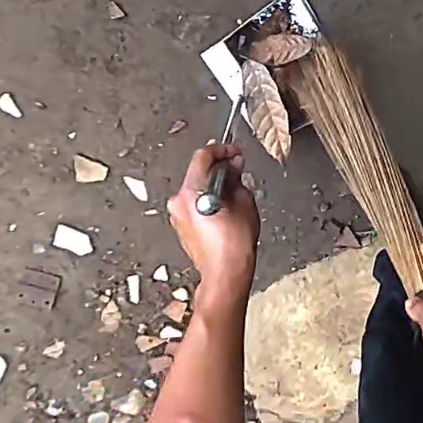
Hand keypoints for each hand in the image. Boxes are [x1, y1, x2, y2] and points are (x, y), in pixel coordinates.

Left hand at [166, 144, 259, 308]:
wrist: (225, 272)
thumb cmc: (234, 243)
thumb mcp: (244, 202)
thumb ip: (237, 179)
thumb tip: (235, 167)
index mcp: (192, 192)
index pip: (203, 157)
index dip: (222, 150)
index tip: (234, 151)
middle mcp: (179, 201)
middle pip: (197, 172)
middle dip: (219, 167)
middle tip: (238, 167)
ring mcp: (177, 215)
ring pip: (196, 188)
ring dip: (214, 183)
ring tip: (235, 188)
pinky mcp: (181, 225)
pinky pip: (193, 202)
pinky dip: (208, 197)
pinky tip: (225, 204)